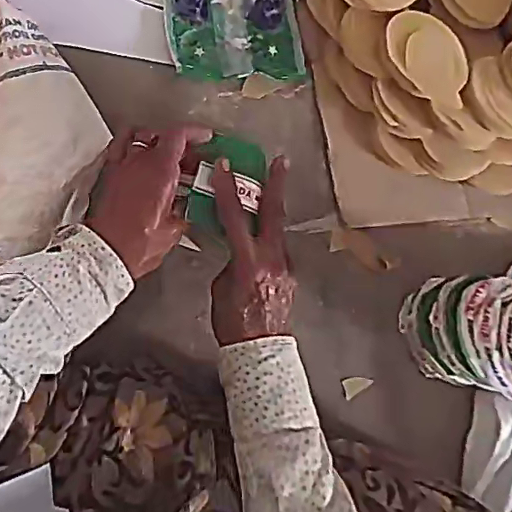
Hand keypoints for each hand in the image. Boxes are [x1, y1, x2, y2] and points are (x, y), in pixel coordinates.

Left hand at [86, 126, 210, 278]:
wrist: (106, 253)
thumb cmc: (138, 243)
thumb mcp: (174, 230)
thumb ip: (183, 212)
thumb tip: (185, 211)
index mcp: (160, 169)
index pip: (179, 135)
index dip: (195, 132)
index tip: (206, 137)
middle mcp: (138, 161)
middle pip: (161, 136)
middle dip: (181, 144)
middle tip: (192, 158)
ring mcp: (121, 166)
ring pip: (138, 137)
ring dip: (154, 140)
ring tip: (164, 154)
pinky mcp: (108, 177)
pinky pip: (119, 148)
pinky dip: (131, 145)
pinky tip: (137, 158)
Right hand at [211, 155, 296, 345]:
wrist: (260, 350)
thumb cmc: (232, 322)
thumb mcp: (220, 287)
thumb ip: (230, 261)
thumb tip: (236, 250)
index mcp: (249, 261)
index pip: (235, 217)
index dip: (228, 189)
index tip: (225, 166)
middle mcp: (272, 259)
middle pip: (273, 213)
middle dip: (275, 185)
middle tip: (280, 161)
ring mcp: (285, 266)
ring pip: (278, 231)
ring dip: (271, 212)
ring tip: (267, 193)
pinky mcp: (290, 275)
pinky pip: (278, 250)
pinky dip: (269, 240)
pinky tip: (261, 240)